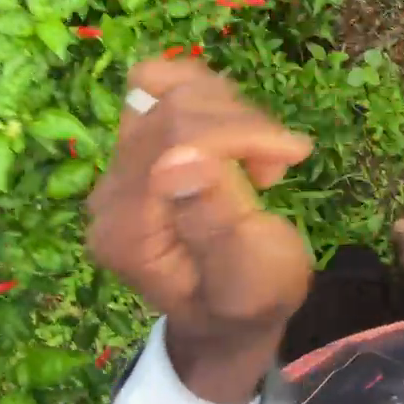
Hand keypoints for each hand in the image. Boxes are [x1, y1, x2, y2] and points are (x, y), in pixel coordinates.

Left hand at [86, 58, 314, 402]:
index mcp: (129, 232)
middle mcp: (109, 195)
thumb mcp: (253, 273)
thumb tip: (181, 157)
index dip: (241, 133)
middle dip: (242, 123)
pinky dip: (205, 94)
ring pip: (169, 90)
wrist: (228, 317)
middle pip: (172, 109)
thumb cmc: (250, 300)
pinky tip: (232, 125)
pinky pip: (158, 87)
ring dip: (230, 110)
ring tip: (260, 154)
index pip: (177, 140)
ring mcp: (117, 169)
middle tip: (280, 164)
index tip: (295, 153)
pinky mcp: (134, 151)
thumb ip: (217, 219)